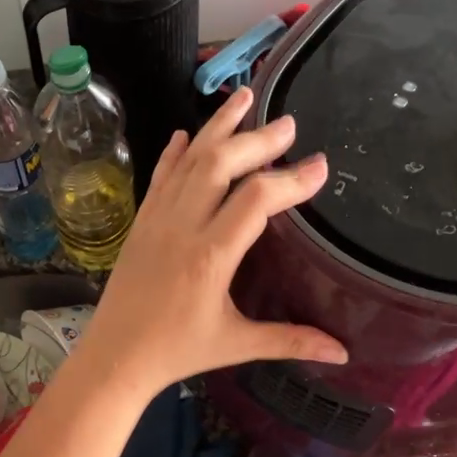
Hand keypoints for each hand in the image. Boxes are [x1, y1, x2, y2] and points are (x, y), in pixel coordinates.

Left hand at [78, 87, 347, 395]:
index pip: (257, 199)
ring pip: (188, 163)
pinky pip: (159, 179)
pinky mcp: (139, 226)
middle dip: (256, 139)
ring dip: (217, 129)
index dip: (291, 179)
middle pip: (220, 165)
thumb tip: (342, 353)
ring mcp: (156, 222)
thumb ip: (290, 340)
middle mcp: (181, 228)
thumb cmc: (175, 353)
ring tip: (244, 98)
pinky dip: (174, 154)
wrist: (114, 358)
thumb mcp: (236, 345)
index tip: (320, 166)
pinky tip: (186, 135)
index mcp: (210, 256)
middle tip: (289, 123)